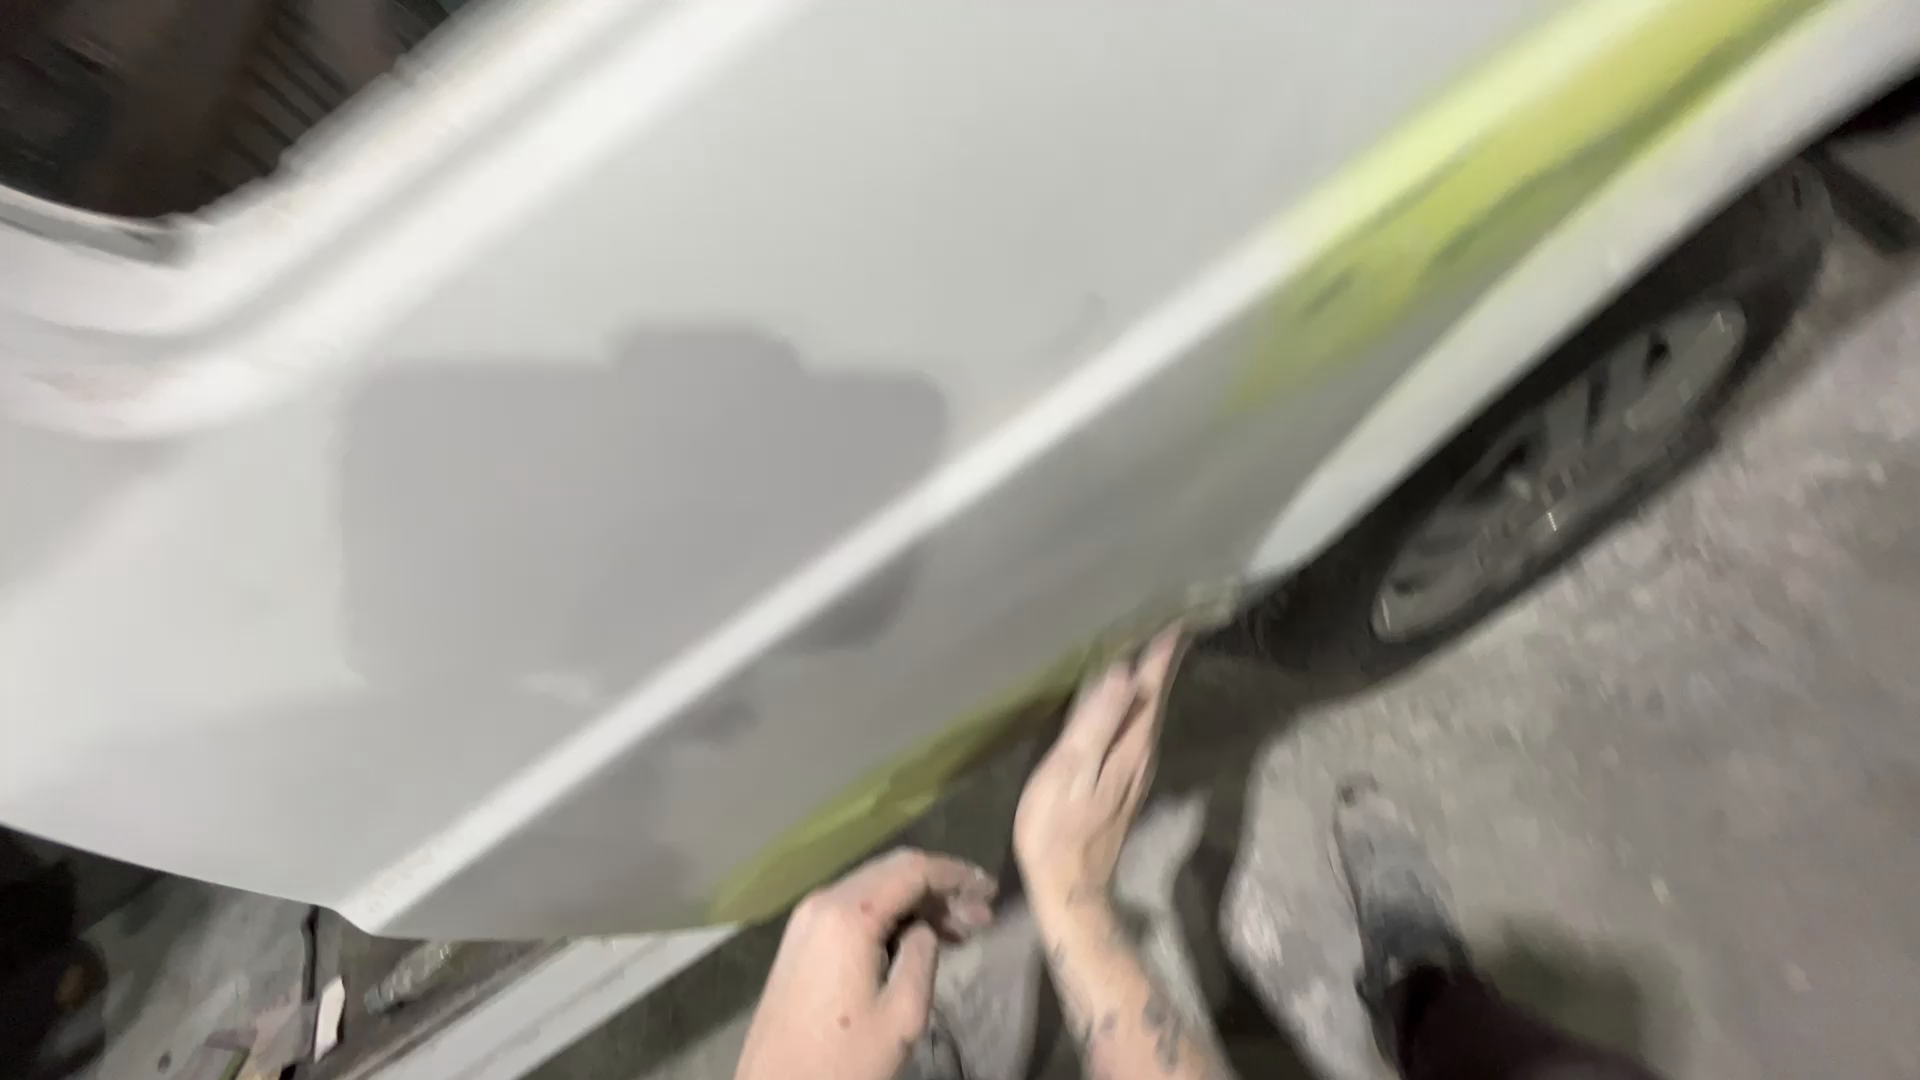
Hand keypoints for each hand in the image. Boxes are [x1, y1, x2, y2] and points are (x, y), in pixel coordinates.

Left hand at [735, 848, 996, 1079]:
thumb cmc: (842, 1062)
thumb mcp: (901, 1015)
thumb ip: (922, 955)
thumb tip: (925, 927)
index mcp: (849, 913)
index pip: (914, 869)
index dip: (956, 875)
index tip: (989, 891)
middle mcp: (825, 899)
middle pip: (895, 869)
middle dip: (941, 886)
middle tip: (979, 914)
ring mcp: (809, 915)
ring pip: (876, 885)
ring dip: (918, 900)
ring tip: (959, 930)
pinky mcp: (803, 935)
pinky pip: (857, 905)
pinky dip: (891, 912)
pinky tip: (918, 936)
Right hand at [1014, 627, 1185, 912]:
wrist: (1068, 885)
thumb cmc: (1057, 825)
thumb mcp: (1071, 770)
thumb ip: (1098, 721)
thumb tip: (1124, 674)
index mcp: (1129, 744)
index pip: (1150, 688)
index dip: (1162, 654)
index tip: (1175, 619)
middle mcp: (1141, 753)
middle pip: (1156, 698)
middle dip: (1164, 662)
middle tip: (1171, 625)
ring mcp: (1134, 770)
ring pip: (1150, 714)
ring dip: (1155, 682)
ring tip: (1155, 652)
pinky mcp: (1123, 782)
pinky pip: (1139, 729)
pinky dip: (1141, 705)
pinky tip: (1131, 700)